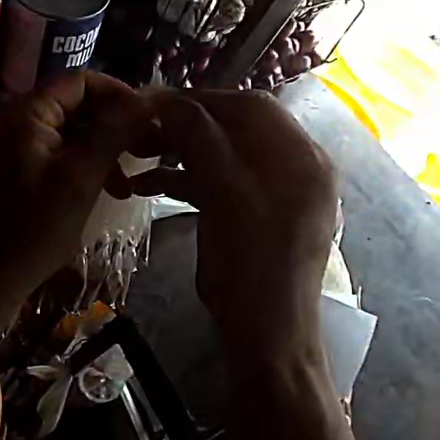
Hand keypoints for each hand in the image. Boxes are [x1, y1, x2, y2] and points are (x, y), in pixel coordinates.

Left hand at [0, 71, 151, 302]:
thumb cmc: (35, 229)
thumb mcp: (82, 177)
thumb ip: (114, 131)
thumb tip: (149, 99)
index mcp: (22, 112)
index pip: (79, 80)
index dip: (119, 96)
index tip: (149, 121)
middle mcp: (9, 117)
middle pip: (73, 104)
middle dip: (113, 126)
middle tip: (148, 150)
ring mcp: (6, 141)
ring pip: (66, 130)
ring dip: (101, 150)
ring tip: (129, 182)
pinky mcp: (8, 164)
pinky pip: (52, 149)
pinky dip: (80, 163)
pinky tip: (105, 188)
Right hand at [131, 91, 337, 365]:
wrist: (266, 339)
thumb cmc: (252, 271)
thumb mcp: (226, 200)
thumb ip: (201, 143)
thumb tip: (168, 100)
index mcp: (301, 159)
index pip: (251, 107)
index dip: (201, 100)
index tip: (153, 101)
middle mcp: (292, 168)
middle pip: (233, 127)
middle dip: (185, 124)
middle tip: (142, 127)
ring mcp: (271, 192)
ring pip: (220, 153)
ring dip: (178, 151)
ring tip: (137, 153)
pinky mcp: (250, 213)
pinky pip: (216, 181)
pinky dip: (182, 178)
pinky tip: (145, 182)